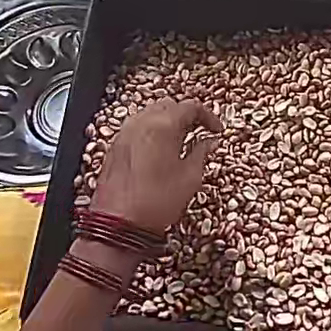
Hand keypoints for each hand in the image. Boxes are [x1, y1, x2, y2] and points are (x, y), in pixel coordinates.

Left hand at [88, 99, 222, 233]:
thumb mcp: (190, 177)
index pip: (190, 106)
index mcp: (163, 125)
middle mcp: (141, 122)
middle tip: (201, 132)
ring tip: (182, 141)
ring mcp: (124, 133)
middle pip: (168, 105)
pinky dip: (152, 131)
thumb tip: (209, 141)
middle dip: (187, 115)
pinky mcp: (115, 146)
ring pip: (150, 114)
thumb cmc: (156, 202)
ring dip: (168, 121)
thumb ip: (202, 152)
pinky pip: (137, 128)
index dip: (208, 116)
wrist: (118, 225)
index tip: (216, 130)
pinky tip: (161, 150)